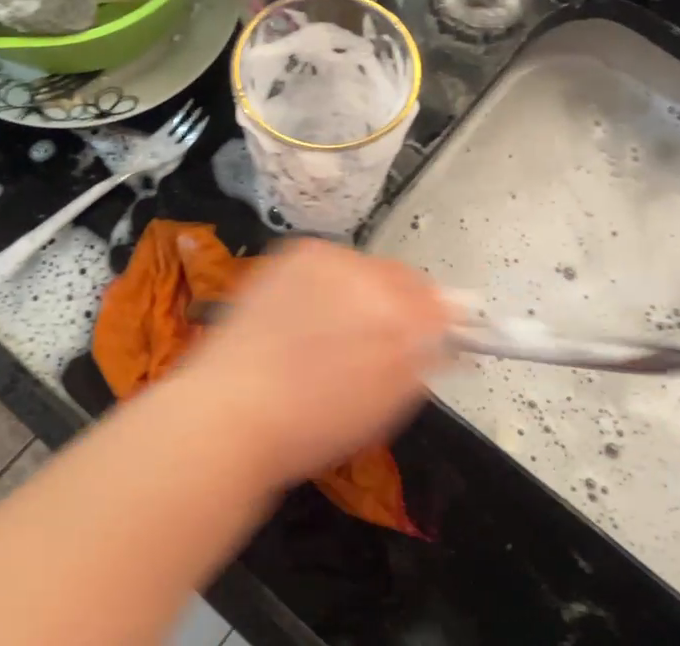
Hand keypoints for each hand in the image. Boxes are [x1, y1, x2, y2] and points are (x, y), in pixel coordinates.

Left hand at [179, 240, 450, 487]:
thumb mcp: (387, 404)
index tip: (429, 341)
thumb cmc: (312, 425)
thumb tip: (450, 332)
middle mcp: (373, 277)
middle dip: (401, 306)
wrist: (229, 411)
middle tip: (377, 345)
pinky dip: (329, 282)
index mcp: (405, 318)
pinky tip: (307, 317)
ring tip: (332, 334)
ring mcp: (331, 259)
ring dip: (364, 292)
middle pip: (408, 279)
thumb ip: (428, 358)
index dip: (438, 324)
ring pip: (368, 269)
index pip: (443, 303)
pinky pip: (331, 262)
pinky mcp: (295, 254)